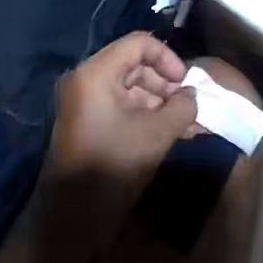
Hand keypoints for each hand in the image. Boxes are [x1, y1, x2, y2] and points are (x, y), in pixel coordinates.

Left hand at [48, 32, 198, 187]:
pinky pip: (124, 107)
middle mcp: (86, 81)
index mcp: (95, 74)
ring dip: (162, 103)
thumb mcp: (158, 134)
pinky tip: (175, 133)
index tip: (185, 83)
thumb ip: (183, 107)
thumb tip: (192, 96)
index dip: (168, 58)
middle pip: (136, 65)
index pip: (139, 44)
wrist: (71, 219)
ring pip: (133, 88)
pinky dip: (148, 115)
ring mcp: (85, 103)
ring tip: (189, 125)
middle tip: (189, 108)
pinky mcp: (89, 124)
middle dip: (167, 85)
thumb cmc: (113, 167)